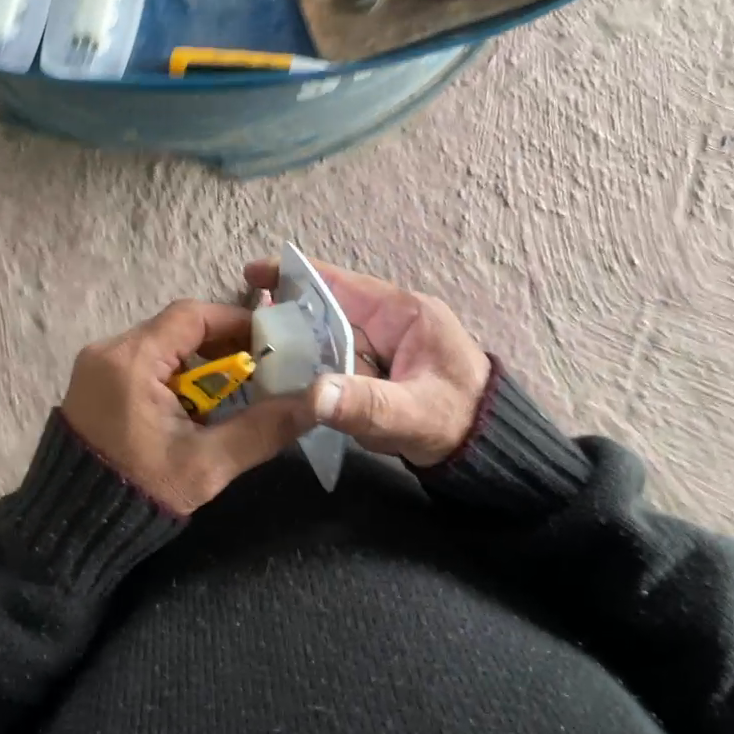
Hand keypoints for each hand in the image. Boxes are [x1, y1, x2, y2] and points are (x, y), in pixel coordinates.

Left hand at [61, 300, 315, 514]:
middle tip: (256, 372)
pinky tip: (192, 404)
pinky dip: (171, 373)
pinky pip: (140, 361)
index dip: (234, 323)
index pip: (190, 315)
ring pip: (159, 344)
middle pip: (174, 327)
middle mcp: (108, 350)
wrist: (74, 524)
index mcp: (131, 360)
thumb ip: (262, 429)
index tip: (269, 343)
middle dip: (219, 346)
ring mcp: (95, 364)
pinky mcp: (92, 381)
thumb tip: (314, 403)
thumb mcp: (207, 463)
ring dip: (195, 362)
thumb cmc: (142, 489)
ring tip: (228, 394)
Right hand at [244, 258, 491, 467]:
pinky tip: (284, 383)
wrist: (490, 458)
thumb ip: (366, 405)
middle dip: (286, 319)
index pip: (340, 284)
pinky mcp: (374, 371)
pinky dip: (311, 370)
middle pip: (325, 311)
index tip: (251, 274)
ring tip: (256, 359)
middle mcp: (387, 322)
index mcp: (402, 314)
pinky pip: (333, 363)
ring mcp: (380, 347)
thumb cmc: (460, 424)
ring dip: (296, 349)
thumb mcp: (413, 415)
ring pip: (325, 338)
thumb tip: (314, 394)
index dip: (294, 276)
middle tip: (244, 332)